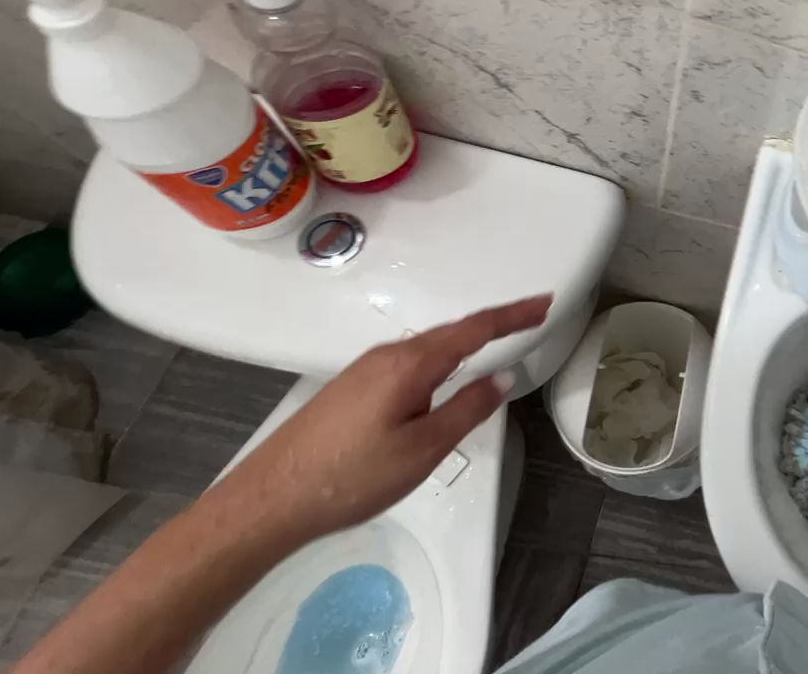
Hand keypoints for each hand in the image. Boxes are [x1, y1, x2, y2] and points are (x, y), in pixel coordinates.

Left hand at [208, 294, 549, 547]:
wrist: (263, 505)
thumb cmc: (349, 477)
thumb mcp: (423, 449)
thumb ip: (468, 408)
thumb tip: (500, 377)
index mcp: (410, 364)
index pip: (475, 330)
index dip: (513, 315)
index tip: (544, 303)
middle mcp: (387, 356)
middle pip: (453, 331)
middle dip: (496, 323)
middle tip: (533, 317)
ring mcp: (365, 370)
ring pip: (430, 346)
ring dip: (468, 339)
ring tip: (499, 340)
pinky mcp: (352, 389)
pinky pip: (411, 360)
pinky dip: (443, 355)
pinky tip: (446, 372)